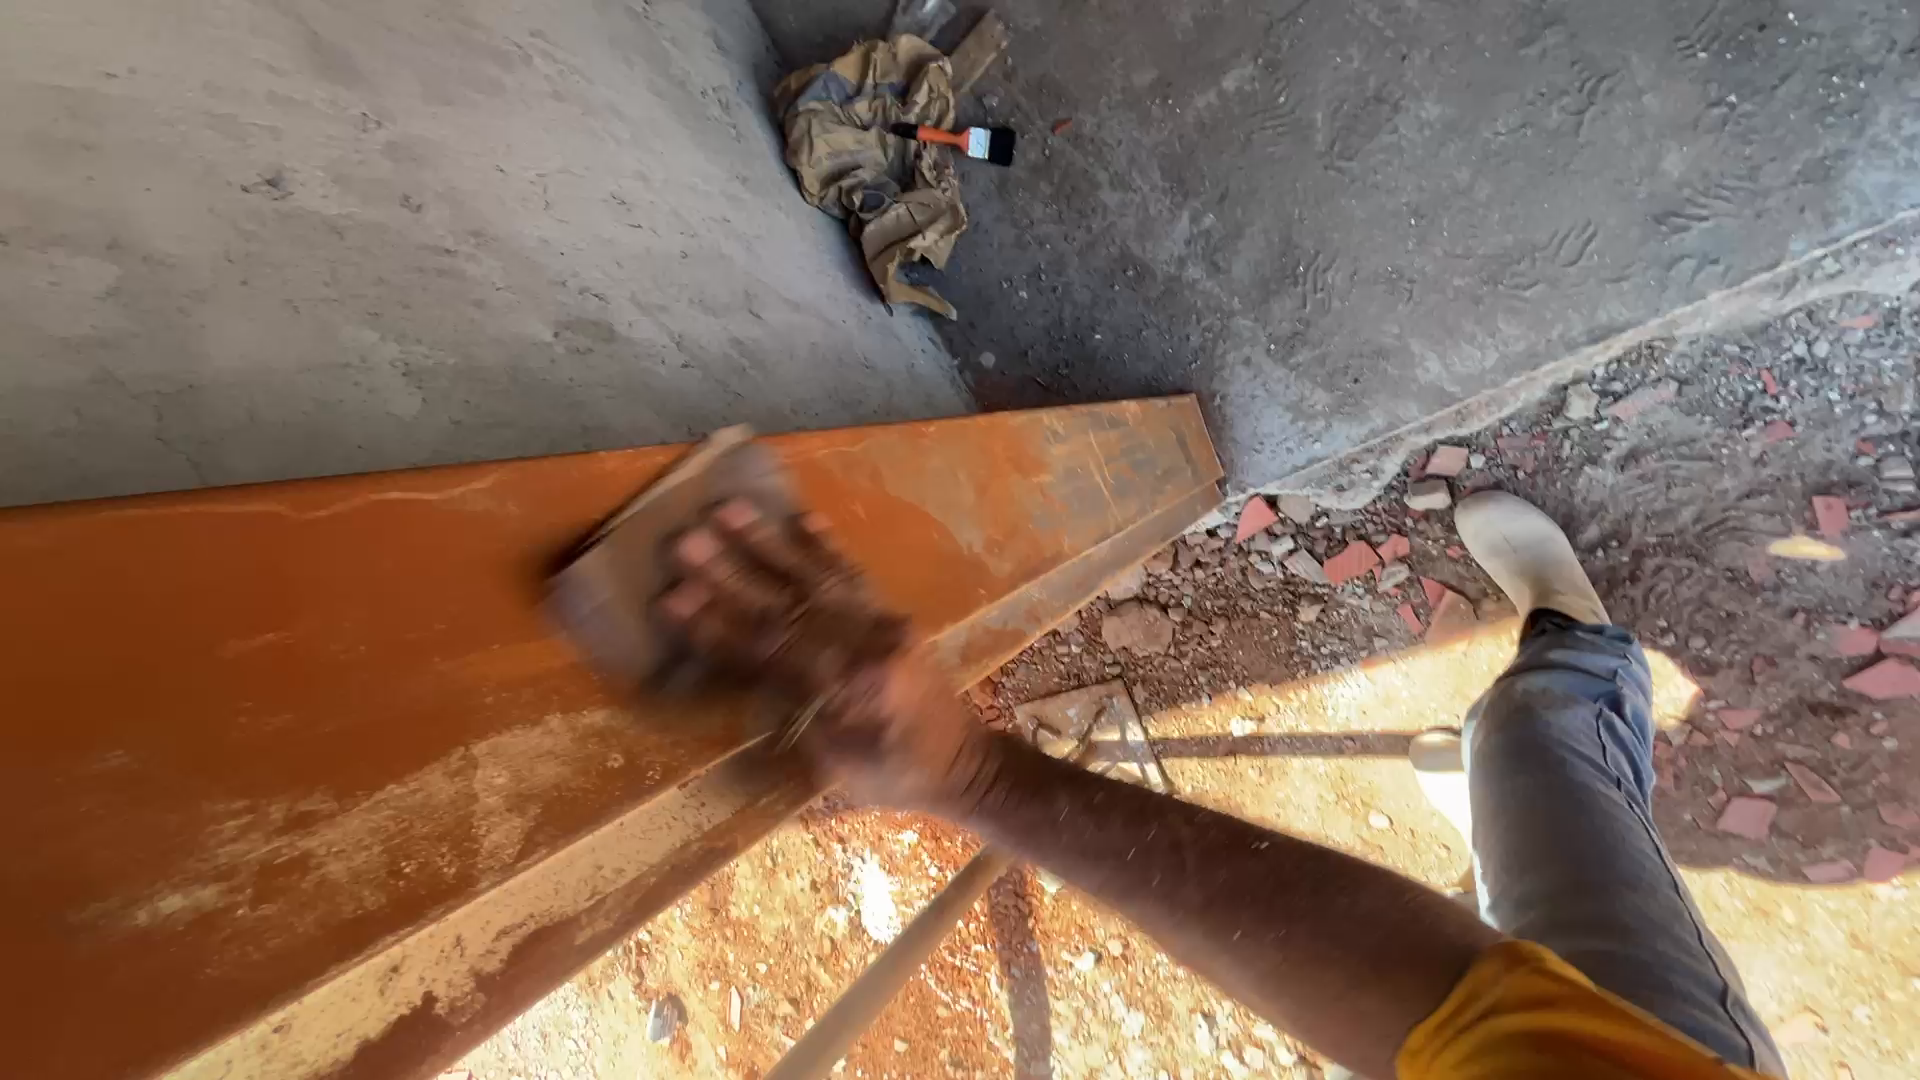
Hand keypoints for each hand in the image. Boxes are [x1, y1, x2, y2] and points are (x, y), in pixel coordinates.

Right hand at [658, 499, 1004, 814]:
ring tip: (730, 508)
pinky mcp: (893, 615)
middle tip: (685, 540)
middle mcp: (870, 645)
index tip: (672, 597)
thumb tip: (742, 671)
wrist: (965, 761)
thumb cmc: (895, 777)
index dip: (718, 627)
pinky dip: (827, 546)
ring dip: (771, 543)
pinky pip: (856, 575)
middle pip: (789, 604)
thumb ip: (794, 714)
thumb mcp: (836, 766)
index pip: (772, 652)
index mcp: (852, 690)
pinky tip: (803, 517)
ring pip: (819, 577)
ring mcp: (885, 623)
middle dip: (732, 572)